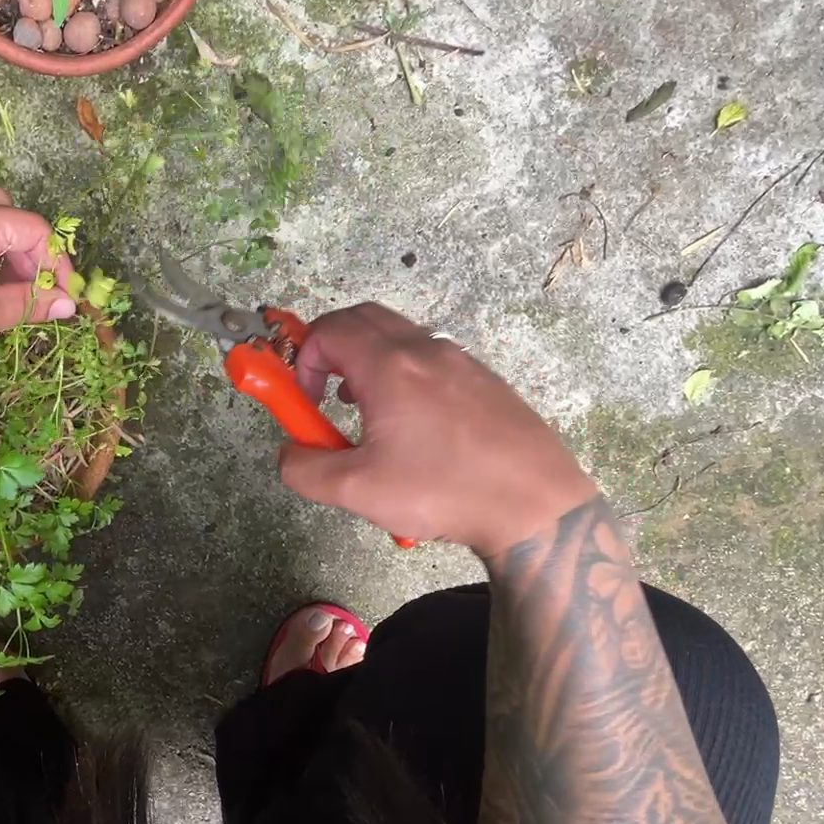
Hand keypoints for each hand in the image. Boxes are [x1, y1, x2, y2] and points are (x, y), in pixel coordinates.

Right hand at [276, 303, 598, 557]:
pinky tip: (409, 426)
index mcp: (390, 368)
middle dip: (329, 347)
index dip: (303, 360)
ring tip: (362, 411)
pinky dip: (400, 373)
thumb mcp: (355, 491)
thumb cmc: (442, 491)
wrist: (535, 506)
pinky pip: (428, 357)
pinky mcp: (484, 381)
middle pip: (362, 317)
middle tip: (322, 391)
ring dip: (364, 360)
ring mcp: (460, 361)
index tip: (305, 400)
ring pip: (397, 336)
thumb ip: (302, 468)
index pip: (329, 329)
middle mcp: (425, 351)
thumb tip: (288, 453)